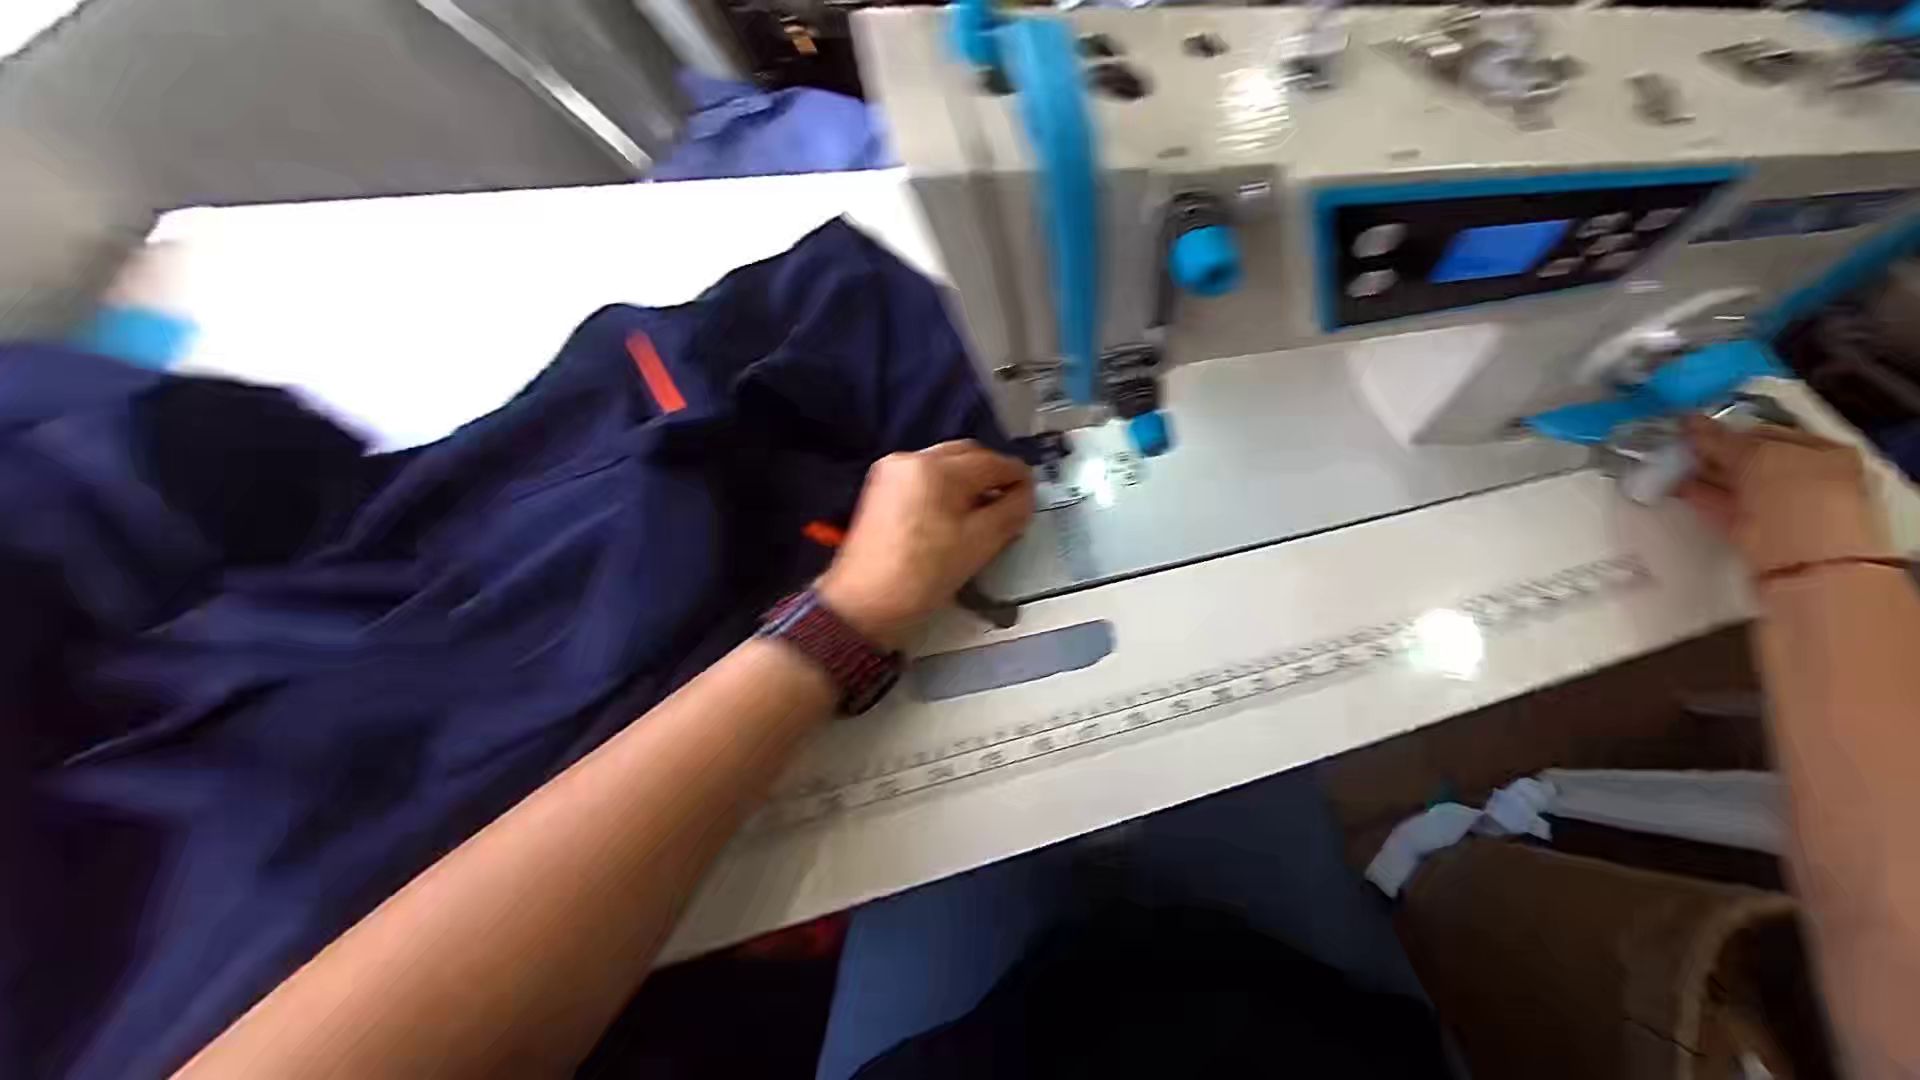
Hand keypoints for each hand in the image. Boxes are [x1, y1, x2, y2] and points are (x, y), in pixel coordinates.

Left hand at [816, 440, 1033, 647]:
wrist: (865, 603)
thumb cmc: (923, 576)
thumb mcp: (979, 544)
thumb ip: (1010, 511)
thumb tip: (1024, 494)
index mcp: (936, 469)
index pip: (991, 461)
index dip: (1018, 476)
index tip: (1031, 494)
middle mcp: (911, 458)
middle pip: (967, 454)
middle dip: (992, 473)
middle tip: (1010, 501)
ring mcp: (891, 470)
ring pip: (944, 462)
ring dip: (969, 478)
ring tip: (983, 509)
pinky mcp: (881, 486)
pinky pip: (924, 474)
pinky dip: (945, 485)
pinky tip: (954, 511)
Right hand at [1679, 415, 1891, 575]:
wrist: (1800, 552)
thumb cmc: (1798, 493)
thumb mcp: (1760, 455)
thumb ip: (1721, 439)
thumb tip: (1690, 422)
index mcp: (1819, 451)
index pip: (1764, 433)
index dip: (1726, 428)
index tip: (1689, 427)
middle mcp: (1798, 475)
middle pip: (1742, 457)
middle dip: (1707, 450)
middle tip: (1670, 442)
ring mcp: (1771, 501)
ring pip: (1725, 479)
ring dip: (1694, 470)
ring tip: (1660, 460)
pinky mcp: (1744, 523)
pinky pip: (1713, 501)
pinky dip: (1691, 492)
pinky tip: (1667, 483)